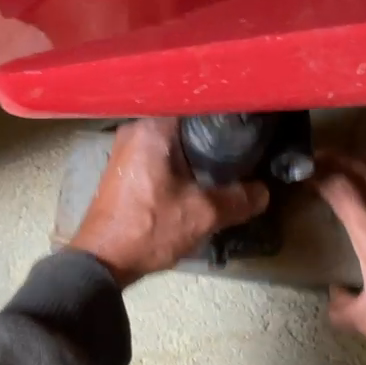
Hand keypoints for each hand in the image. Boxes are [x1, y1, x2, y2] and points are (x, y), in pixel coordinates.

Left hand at [71, 118, 270, 286]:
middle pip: (185, 122)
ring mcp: (126, 148)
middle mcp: (136, 128)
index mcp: (153, 127)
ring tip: (226, 161)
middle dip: (212, 133)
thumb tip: (263, 192)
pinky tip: (198, 175)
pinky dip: (179, 161)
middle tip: (242, 145)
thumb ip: (238, 199)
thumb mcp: (203, 214)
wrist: (102, 260)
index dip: (226, 113)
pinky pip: (160, 154)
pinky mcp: (124, 168)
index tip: (248, 123)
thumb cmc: (150, 227)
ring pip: (172, 139)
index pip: (198, 104)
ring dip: (195, 150)